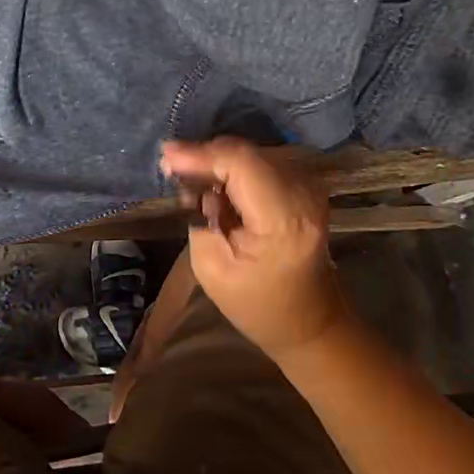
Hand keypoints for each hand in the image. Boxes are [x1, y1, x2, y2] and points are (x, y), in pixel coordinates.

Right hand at [160, 137, 346, 358]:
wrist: (309, 320)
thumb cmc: (256, 305)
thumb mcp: (211, 268)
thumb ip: (199, 217)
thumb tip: (189, 177)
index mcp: (283, 219)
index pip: (239, 164)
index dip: (199, 154)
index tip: (164, 157)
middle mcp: (303, 194)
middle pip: (245, 153)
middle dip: (204, 155)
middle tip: (171, 168)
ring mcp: (310, 187)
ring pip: (251, 152)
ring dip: (218, 160)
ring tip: (189, 177)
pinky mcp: (306, 186)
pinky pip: (262, 161)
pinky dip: (234, 166)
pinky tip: (215, 183)